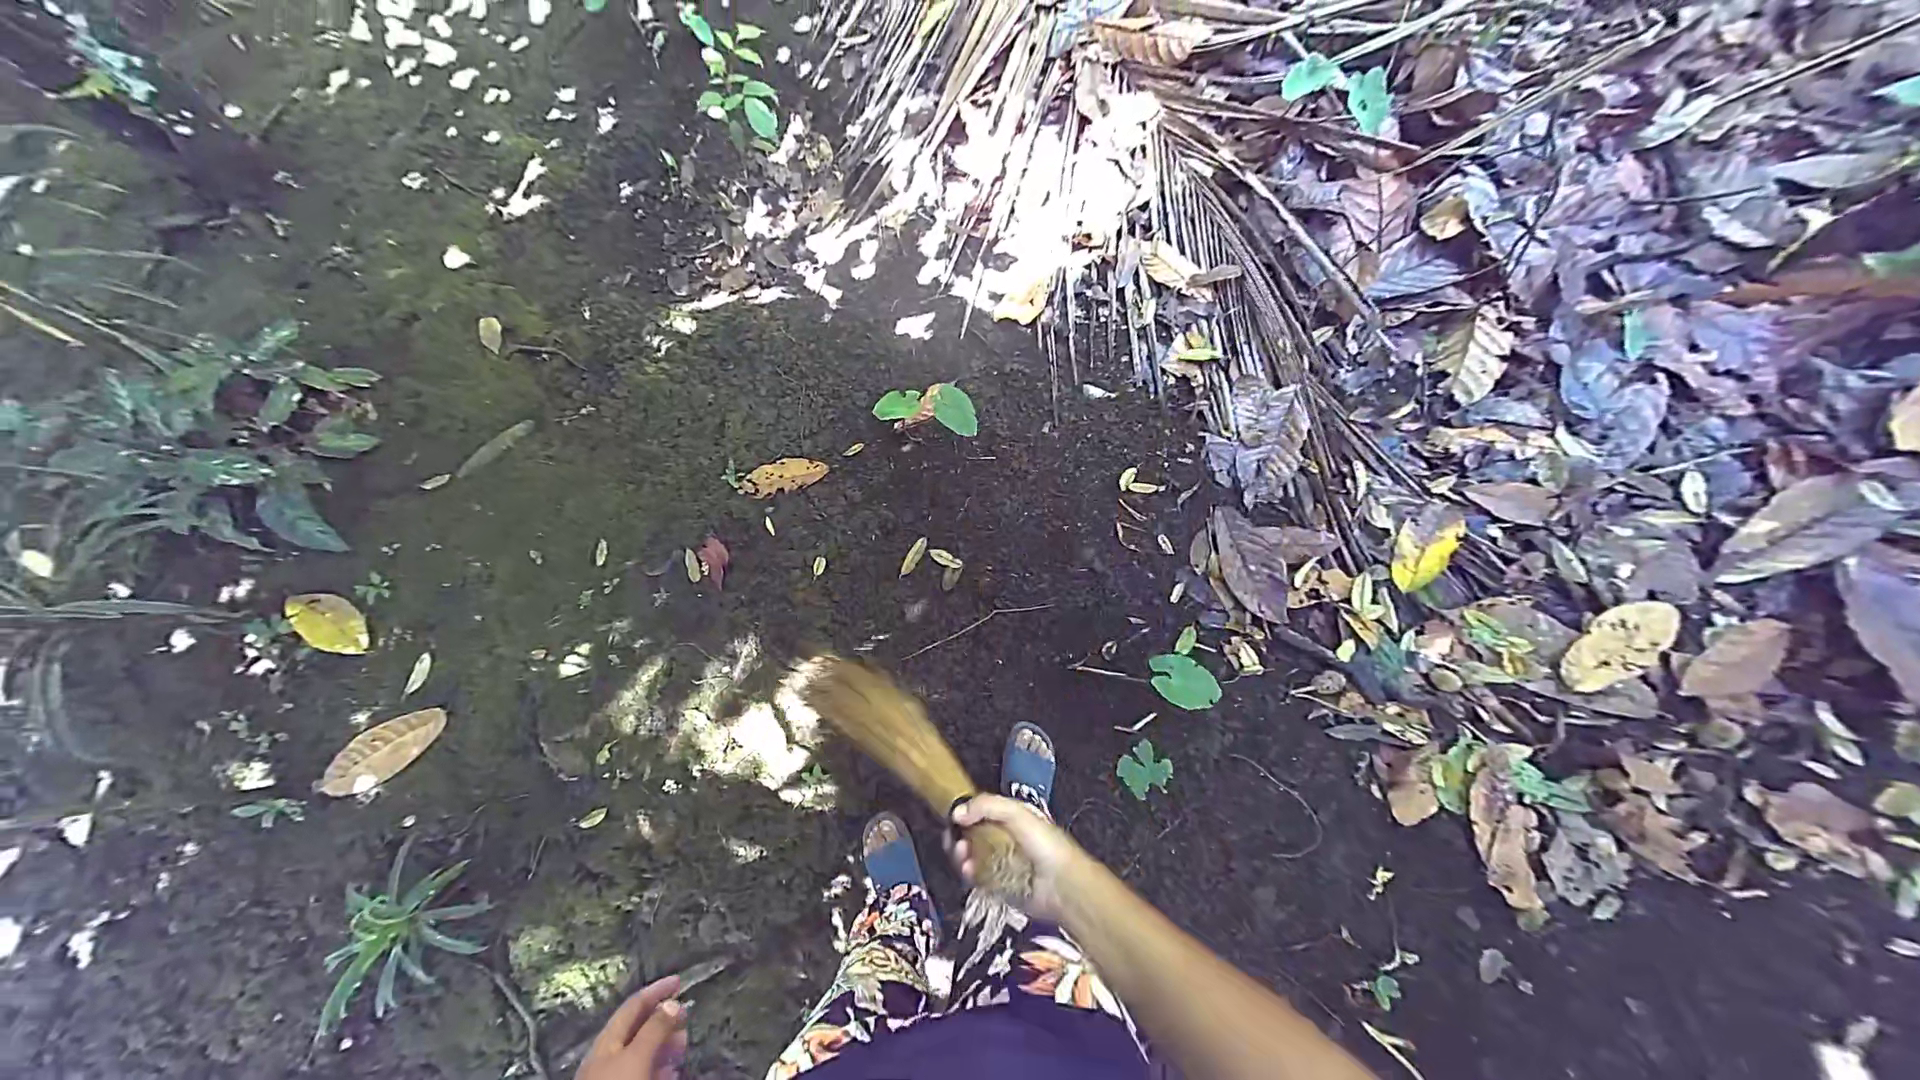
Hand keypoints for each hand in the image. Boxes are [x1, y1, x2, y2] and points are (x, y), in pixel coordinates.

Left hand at [576, 975, 688, 1079]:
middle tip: (686, 1018)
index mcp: (607, 1042)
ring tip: (684, 1046)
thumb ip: (654, 1029)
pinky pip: (643, 1075)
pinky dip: (660, 1069)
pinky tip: (672, 1074)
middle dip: (664, 1019)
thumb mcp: (636, 1058)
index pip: (633, 1005)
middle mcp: (608, 1057)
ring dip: (665, 1045)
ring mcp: (613, 1079)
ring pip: (642, 1053)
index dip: (656, 990)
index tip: (680, 981)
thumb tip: (672, 1003)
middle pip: (638, 1028)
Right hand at [950, 793, 1088, 922]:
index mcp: (1013, 820)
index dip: (967, 814)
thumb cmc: (1048, 847)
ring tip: (962, 854)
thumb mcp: (1016, 812)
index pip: (982, 813)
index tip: (955, 818)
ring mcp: (1003, 865)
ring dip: (962, 855)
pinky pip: (978, 880)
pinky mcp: (1000, 887)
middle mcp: (1007, 841)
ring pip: (973, 858)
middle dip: (960, 837)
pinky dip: (970, 874)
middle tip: (954, 839)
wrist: (1062, 885)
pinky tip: (968, 869)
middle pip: (973, 837)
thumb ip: (986, 806)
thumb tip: (959, 811)